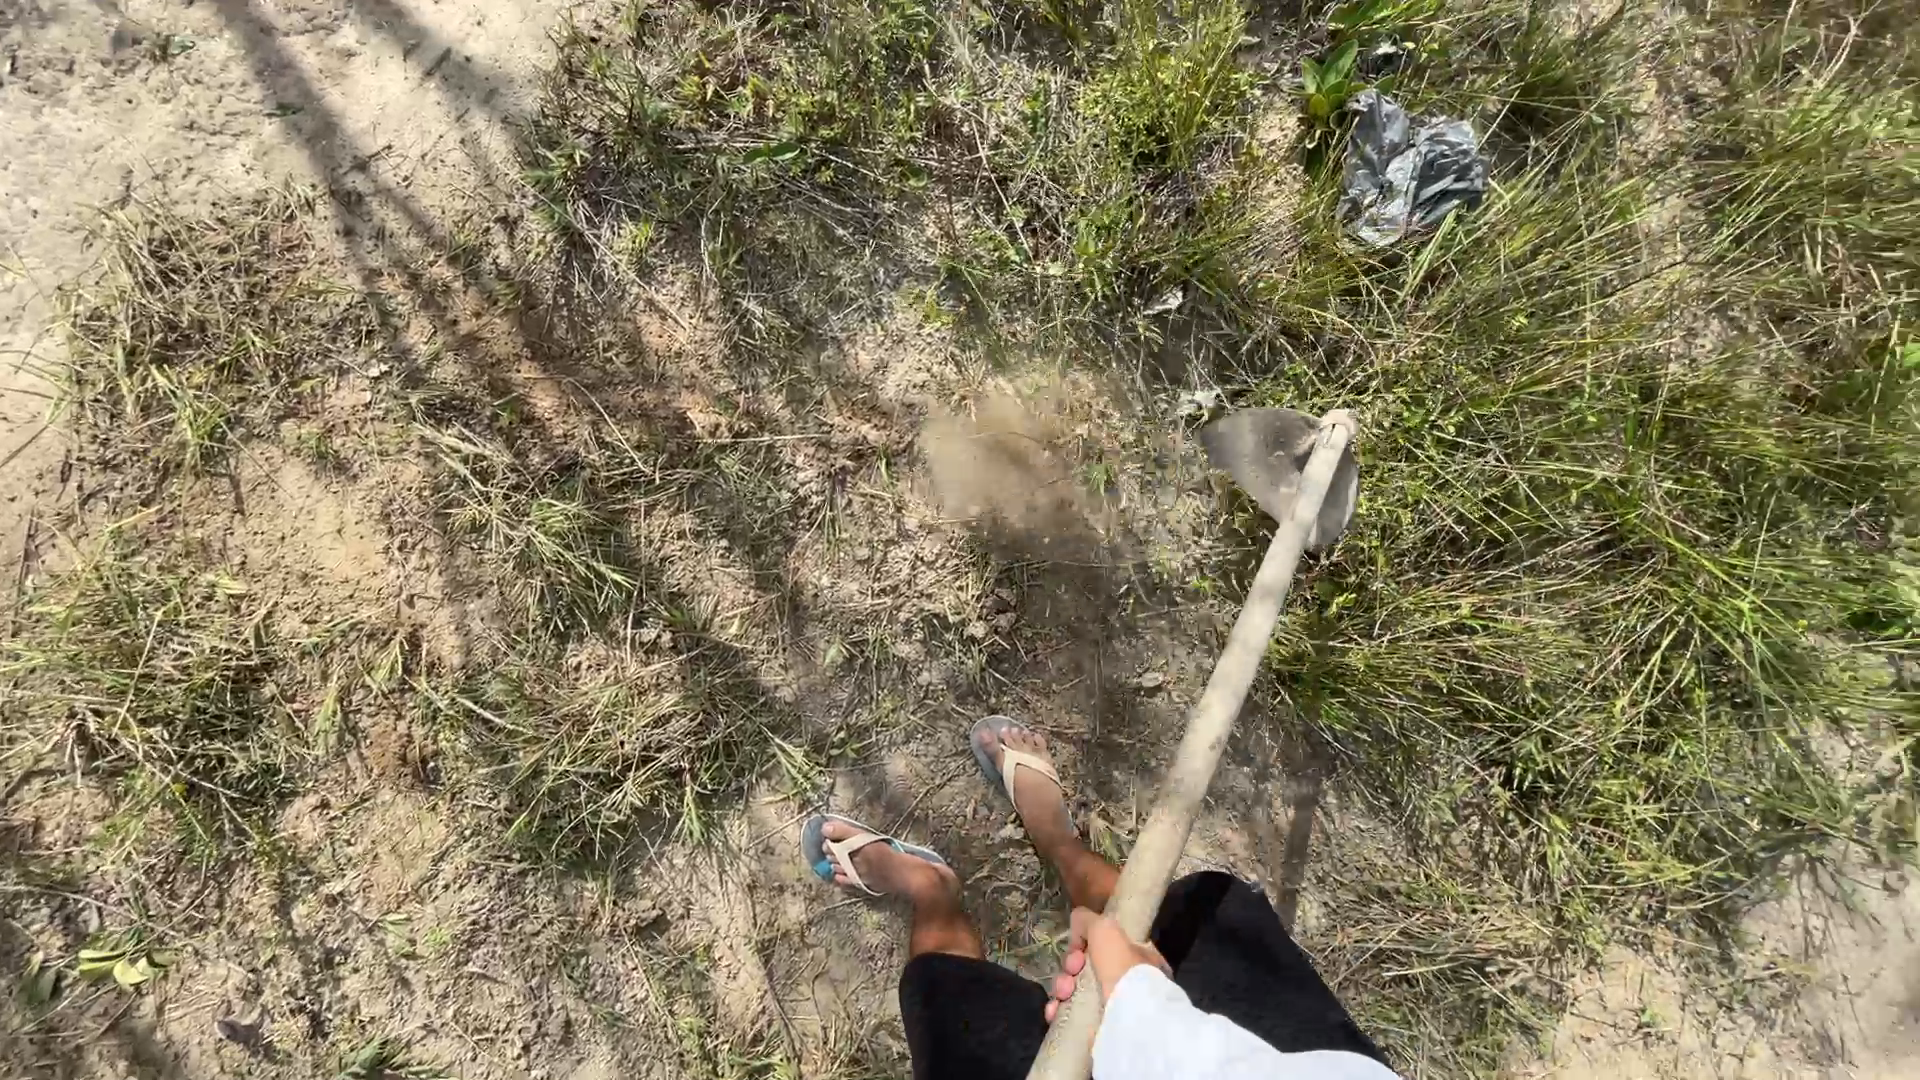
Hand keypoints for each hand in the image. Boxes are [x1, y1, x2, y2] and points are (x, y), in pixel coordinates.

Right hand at [1044, 908, 1170, 1022]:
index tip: (1078, 945)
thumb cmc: (1122, 968)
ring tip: (1064, 991)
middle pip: (1087, 966)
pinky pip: (1070, 1014)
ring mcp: (1112, 1008)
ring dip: (1062, 986)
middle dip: (1071, 964)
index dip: (1086, 942)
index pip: (1106, 944)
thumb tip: (1076, 926)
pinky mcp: (1096, 1030)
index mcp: (1139, 958)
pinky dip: (1058, 1010)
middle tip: (1072, 968)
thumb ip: (1087, 920)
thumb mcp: (1105, 928)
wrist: (1129, 1021)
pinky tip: (1054, 1009)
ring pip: (1076, 989)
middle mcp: (1128, 983)